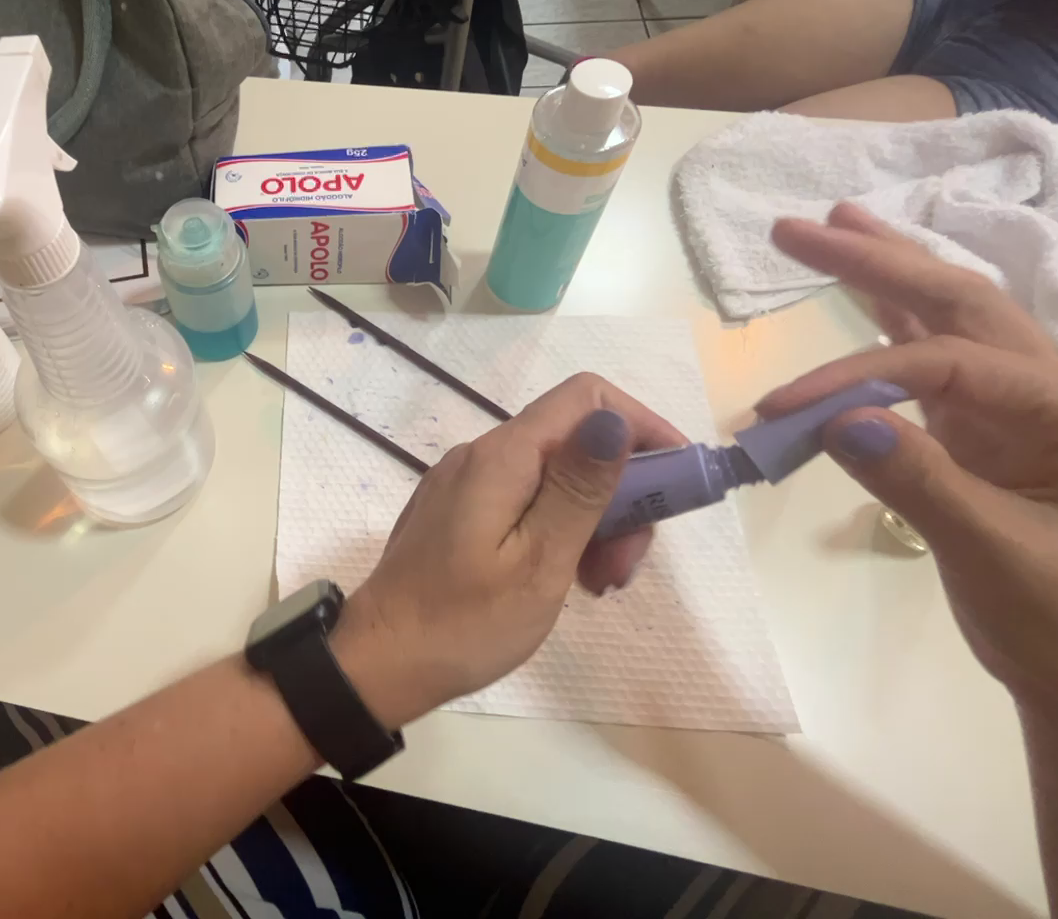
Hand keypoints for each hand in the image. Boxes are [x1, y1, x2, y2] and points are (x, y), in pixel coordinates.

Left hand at [329, 375, 687, 728]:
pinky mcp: (457, 512)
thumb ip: (578, 488)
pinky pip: (522, 501)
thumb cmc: (465, 621)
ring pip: (551, 476)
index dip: (640, 426)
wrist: (381, 659)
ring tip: (597, 584)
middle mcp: (479, 456)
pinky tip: (565, 579)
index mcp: (500, 457)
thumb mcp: (539, 561)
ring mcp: (463, 484)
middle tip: (625, 566)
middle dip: (619, 493)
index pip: (583, 399)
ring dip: (592, 521)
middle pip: (572, 442)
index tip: (675, 483)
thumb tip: (613, 419)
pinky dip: (557, 531)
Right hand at [759, 204, 1057, 719]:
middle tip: (799, 226)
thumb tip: (835, 420)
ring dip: (889, 276)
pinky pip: (943, 369)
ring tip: (833, 227)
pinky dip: (895, 330)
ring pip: (956, 325)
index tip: (778, 409)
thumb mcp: (1005, 561)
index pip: (956, 366)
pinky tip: (868, 299)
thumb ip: (922, 480)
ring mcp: (1039, 414)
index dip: (857, 376)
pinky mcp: (1003, 437)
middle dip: (880, 260)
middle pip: (966, 306)